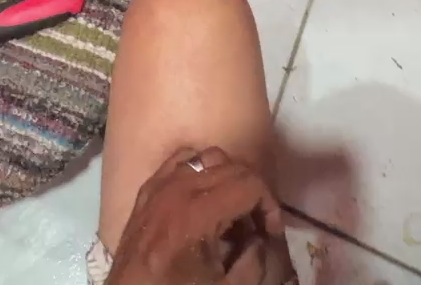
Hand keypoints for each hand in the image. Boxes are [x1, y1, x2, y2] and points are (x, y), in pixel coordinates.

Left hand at [107, 147, 294, 284]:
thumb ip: (253, 262)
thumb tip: (260, 238)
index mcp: (198, 213)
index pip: (250, 184)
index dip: (270, 205)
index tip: (272, 233)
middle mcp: (179, 188)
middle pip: (233, 168)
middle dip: (253, 194)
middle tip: (258, 227)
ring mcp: (160, 184)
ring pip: (208, 157)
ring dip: (228, 180)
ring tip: (231, 212)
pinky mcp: (147, 189)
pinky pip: (181, 161)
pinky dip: (199, 171)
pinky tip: (203, 197)